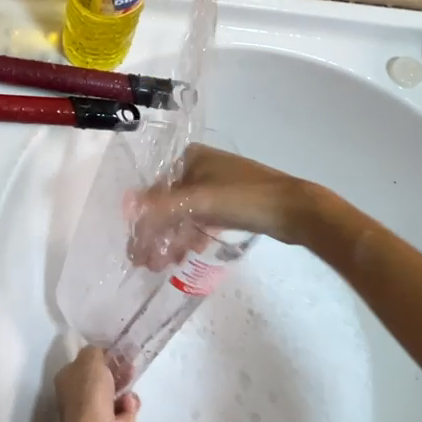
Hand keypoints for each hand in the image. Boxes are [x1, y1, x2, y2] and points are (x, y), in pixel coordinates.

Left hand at [55, 347, 140, 421]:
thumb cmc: (90, 393)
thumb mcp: (91, 359)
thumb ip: (95, 351)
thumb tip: (99, 353)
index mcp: (67, 378)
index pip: (85, 363)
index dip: (103, 358)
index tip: (119, 355)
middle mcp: (76, 397)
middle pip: (102, 381)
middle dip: (120, 376)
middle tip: (131, 371)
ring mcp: (90, 416)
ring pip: (116, 399)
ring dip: (127, 398)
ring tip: (128, 400)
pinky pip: (121, 417)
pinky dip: (126, 416)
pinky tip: (124, 417)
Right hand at [127, 143, 322, 264]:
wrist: (295, 209)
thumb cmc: (244, 198)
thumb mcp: (198, 201)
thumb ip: (160, 206)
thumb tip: (126, 208)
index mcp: (189, 157)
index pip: (155, 187)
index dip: (143, 218)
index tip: (136, 247)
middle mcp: (200, 166)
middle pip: (168, 201)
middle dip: (157, 232)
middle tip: (148, 263)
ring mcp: (217, 184)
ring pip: (185, 213)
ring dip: (173, 237)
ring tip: (164, 264)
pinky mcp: (231, 203)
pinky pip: (201, 219)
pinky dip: (192, 234)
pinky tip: (187, 253)